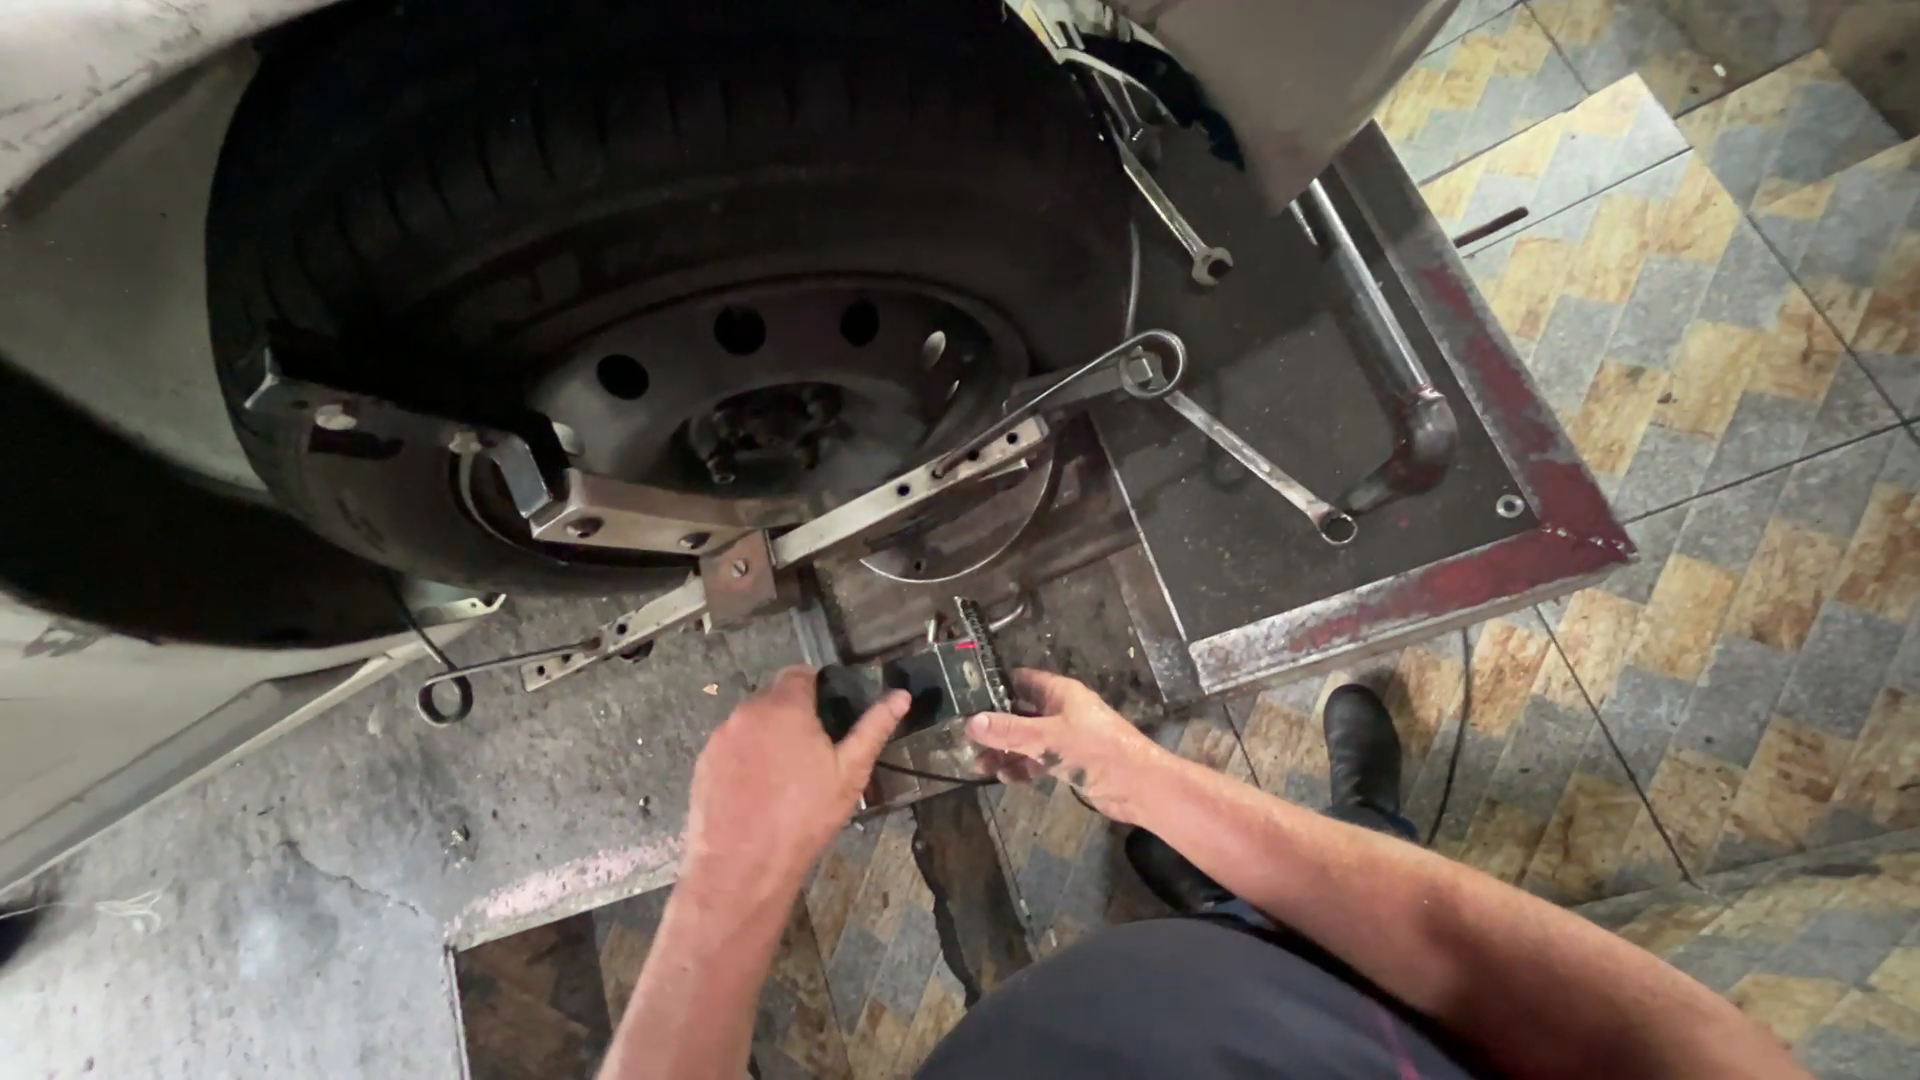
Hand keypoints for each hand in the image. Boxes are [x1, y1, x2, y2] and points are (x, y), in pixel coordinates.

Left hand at [684, 667, 907, 903]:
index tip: (831, 716)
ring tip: (787, 778)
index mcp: (784, 706)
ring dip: (770, 738)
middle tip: (815, 753)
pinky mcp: (703, 764)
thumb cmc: (804, 815)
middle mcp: (746, 712)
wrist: (742, 867)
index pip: (800, 673)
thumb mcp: (850, 772)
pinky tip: (759, 793)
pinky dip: (747, 760)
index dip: (818, 688)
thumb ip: (874, 727)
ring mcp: (720, 738)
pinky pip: (732, 749)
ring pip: (752, 725)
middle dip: (795, 717)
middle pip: (775, 699)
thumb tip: (901, 695)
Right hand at [966, 669, 1173, 822]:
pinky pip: (1037, 760)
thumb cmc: (1096, 750)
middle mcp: (1061, 710)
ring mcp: (1065, 737)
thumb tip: (970, 722)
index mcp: (1060, 693)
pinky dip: (1021, 767)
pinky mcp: (1069, 762)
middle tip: (966, 737)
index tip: (967, 697)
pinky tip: (1003, 778)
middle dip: (995, 725)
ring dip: (1005, 750)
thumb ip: (1009, 731)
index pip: (1021, 680)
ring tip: (977, 764)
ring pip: (1027, 739)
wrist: (1138, 786)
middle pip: (1020, 712)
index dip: (995, 686)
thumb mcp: (1048, 738)